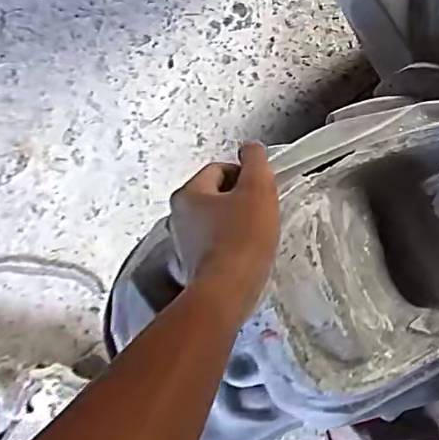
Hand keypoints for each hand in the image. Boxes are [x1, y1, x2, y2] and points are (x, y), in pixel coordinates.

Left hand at [169, 142, 279, 317]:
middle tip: (261, 211)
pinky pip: (216, 244)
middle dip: (241, 200)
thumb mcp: (257, 189)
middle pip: (218, 195)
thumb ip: (255, 161)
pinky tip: (246, 253)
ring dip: (237, 223)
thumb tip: (250, 148)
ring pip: (217, 221)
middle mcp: (178, 217)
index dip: (245, 176)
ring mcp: (183, 244)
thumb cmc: (242, 238)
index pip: (220, 169)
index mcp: (188, 194)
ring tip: (256, 235)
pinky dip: (231, 245)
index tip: (261, 191)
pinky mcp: (193, 266)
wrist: (228, 291)